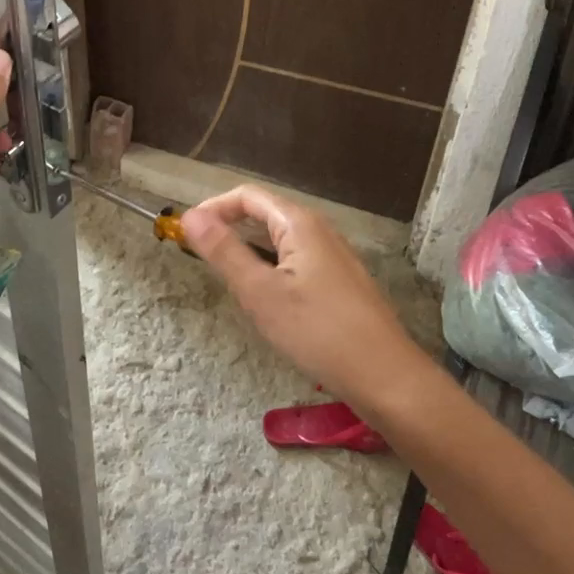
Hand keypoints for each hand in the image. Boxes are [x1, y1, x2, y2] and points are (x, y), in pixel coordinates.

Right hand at [182, 186, 422, 406]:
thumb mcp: (260, 293)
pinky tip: (267, 300)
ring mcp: (334, 256)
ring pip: (281, 240)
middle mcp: (320, 230)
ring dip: (249, 250)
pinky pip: (296, 260)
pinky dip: (271, 268)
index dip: (213, 208)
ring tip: (228, 279)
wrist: (386, 377)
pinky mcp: (341, 281)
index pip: (247, 196)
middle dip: (229, 228)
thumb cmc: (319, 332)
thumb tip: (189, 216)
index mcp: (299, 224)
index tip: (186, 233)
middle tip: (201, 256)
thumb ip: (224, 251)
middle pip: (265, 214)